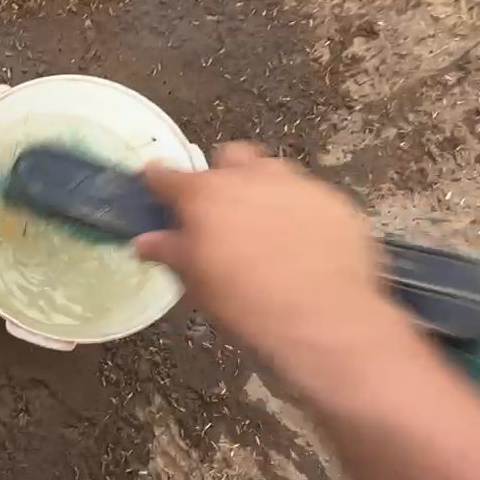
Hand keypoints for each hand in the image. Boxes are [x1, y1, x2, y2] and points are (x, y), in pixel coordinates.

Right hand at [134, 143, 419, 392]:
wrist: (324, 322)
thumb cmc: (245, 303)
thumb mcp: (195, 282)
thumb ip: (168, 251)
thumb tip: (144, 241)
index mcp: (204, 194)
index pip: (166, 175)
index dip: (157, 182)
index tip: (156, 191)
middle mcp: (249, 177)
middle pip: (228, 157)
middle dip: (222, 175)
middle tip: (221, 210)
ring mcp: (297, 185)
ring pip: (272, 172)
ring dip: (262, 189)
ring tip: (265, 226)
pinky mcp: (335, 202)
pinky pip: (309, 196)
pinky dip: (299, 211)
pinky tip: (302, 243)